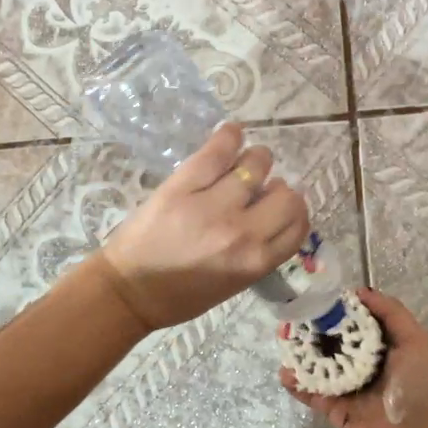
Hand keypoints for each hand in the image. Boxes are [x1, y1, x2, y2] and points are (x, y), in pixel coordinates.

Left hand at [97, 123, 310, 329]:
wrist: (129, 291)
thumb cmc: (182, 295)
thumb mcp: (234, 283)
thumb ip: (259, 251)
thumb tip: (272, 211)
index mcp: (256, 262)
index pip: (298, 224)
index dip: (293, 213)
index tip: (278, 209)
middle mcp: (242, 232)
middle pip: (286, 194)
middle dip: (277, 189)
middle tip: (258, 190)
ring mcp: (212, 206)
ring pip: (256, 164)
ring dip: (255, 161)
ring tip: (242, 164)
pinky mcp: (182, 186)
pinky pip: (217, 151)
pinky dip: (229, 136)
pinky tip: (231, 133)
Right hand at [280, 288, 427, 427]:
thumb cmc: (419, 387)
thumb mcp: (416, 342)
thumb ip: (392, 313)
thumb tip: (361, 292)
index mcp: (383, 346)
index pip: (357, 321)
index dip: (340, 307)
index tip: (321, 294)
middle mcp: (363, 363)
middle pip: (333, 340)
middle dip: (313, 328)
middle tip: (294, 316)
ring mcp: (346, 386)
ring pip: (317, 365)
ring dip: (300, 353)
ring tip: (283, 340)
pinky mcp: (333, 408)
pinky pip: (311, 392)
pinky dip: (296, 383)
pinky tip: (285, 372)